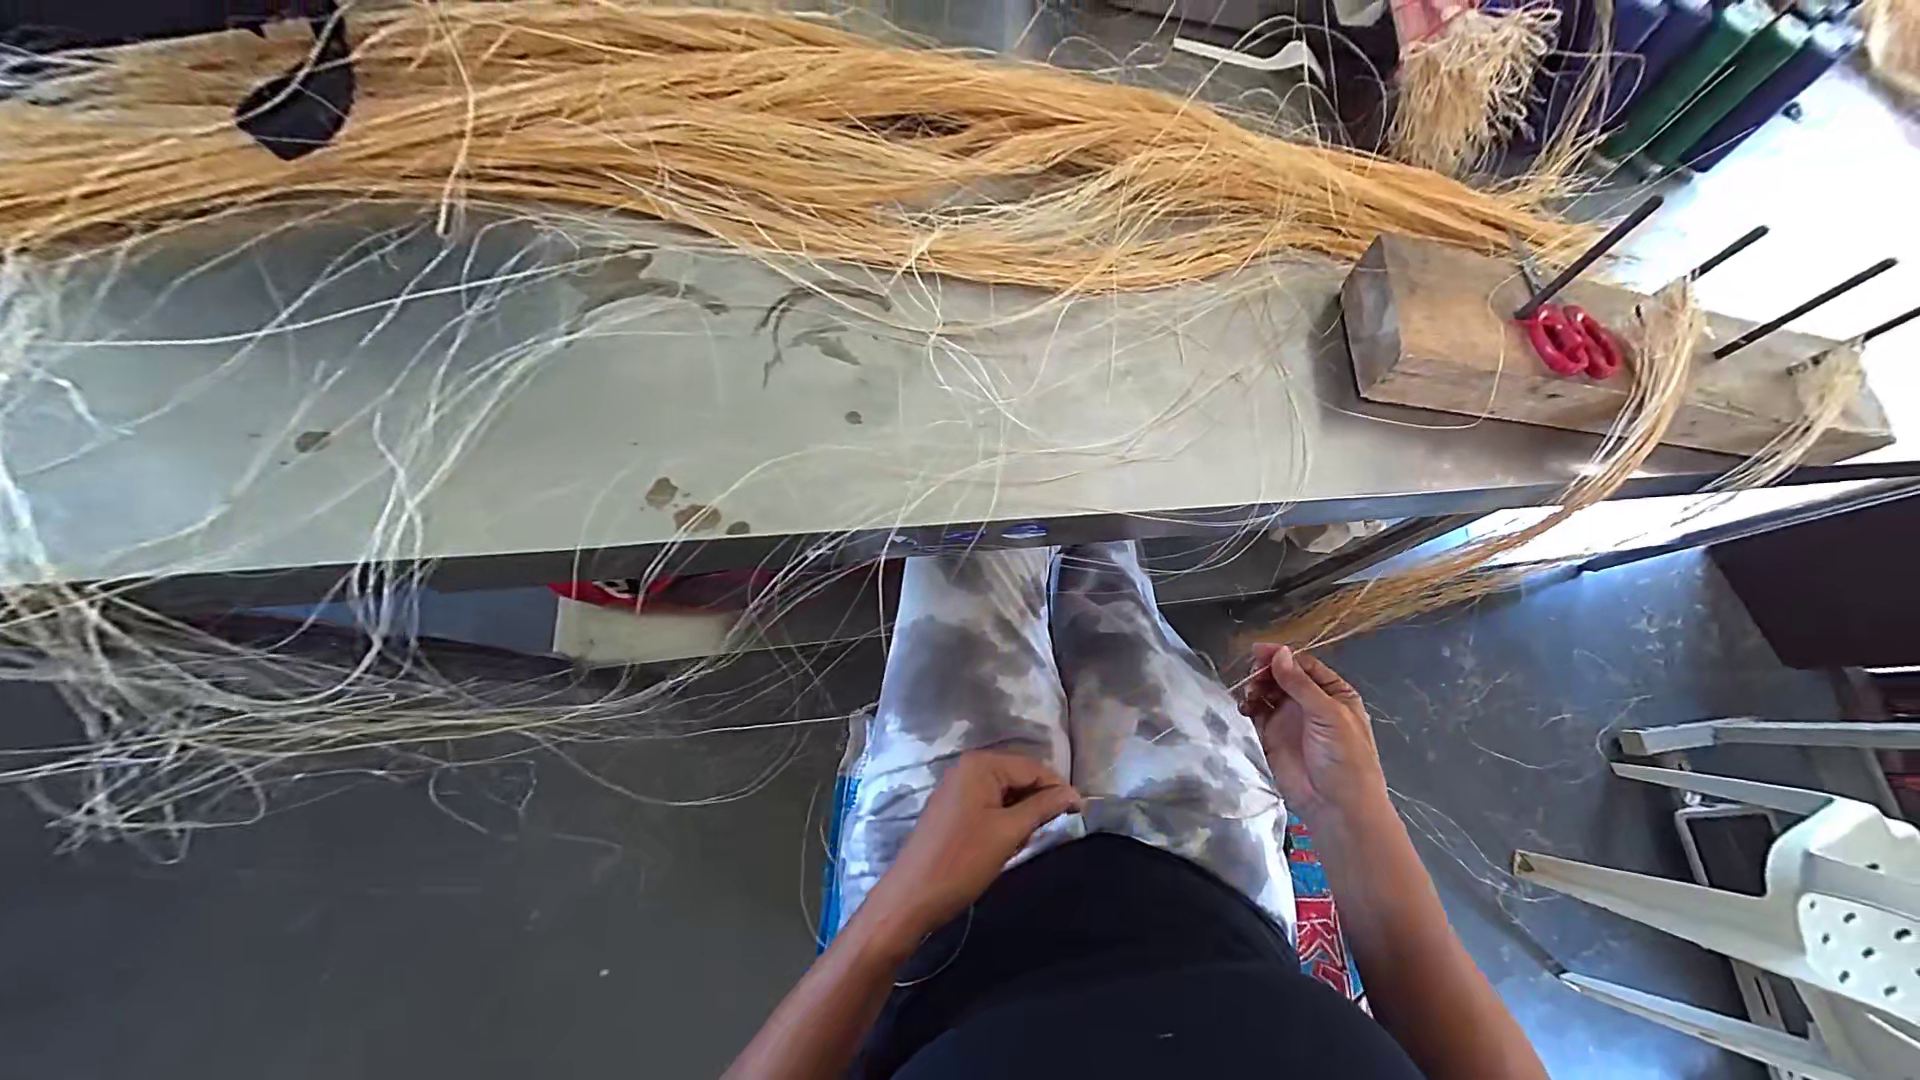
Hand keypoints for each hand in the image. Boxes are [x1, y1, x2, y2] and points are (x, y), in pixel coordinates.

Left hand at [859, 750, 1079, 943]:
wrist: (911, 896)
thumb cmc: (962, 860)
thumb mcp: (1009, 832)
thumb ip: (1043, 808)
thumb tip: (1073, 794)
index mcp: (980, 764)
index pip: (1032, 767)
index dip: (1058, 789)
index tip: (1081, 813)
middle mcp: (968, 767)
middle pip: (1018, 776)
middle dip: (1039, 801)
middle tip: (1055, 830)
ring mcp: (958, 787)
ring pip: (1005, 792)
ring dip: (1023, 813)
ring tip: (1030, 840)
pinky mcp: (953, 807)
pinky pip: (989, 803)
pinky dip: (1005, 819)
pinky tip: (1009, 842)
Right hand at [1240, 645, 1387, 827]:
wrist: (1335, 806)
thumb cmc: (1344, 758)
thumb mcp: (1328, 715)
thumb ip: (1300, 684)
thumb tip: (1279, 653)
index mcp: (1333, 694)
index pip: (1304, 665)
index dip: (1282, 656)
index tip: (1258, 651)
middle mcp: (1310, 702)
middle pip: (1282, 675)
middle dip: (1266, 671)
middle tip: (1253, 674)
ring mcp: (1290, 718)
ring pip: (1267, 691)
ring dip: (1256, 686)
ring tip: (1251, 694)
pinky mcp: (1272, 734)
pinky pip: (1256, 711)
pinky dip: (1248, 705)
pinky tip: (1246, 708)